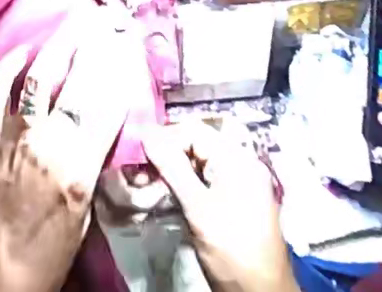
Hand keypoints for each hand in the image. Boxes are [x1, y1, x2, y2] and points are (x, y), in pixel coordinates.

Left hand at [0, 18, 131, 291]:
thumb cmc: (49, 247)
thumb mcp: (87, 207)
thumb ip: (97, 158)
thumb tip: (112, 116)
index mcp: (78, 169)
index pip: (107, 108)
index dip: (120, 72)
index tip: (129, 44)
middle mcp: (48, 145)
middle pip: (76, 83)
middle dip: (94, 46)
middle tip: (106, 19)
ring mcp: (16, 135)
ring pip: (38, 78)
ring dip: (58, 45)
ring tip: (74, 21)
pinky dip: (11, 65)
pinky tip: (26, 49)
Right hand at [144, 122, 297, 291]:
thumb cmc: (232, 251)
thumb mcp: (198, 209)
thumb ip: (173, 168)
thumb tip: (146, 134)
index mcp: (238, 157)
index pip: (195, 131)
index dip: (165, 139)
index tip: (138, 155)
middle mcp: (242, 161)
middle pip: (199, 144)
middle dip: (169, 154)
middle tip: (141, 172)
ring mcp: (243, 180)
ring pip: (202, 162)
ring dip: (176, 170)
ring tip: (151, 183)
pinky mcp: (239, 199)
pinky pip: (210, 178)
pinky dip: (190, 183)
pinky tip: (172, 195)